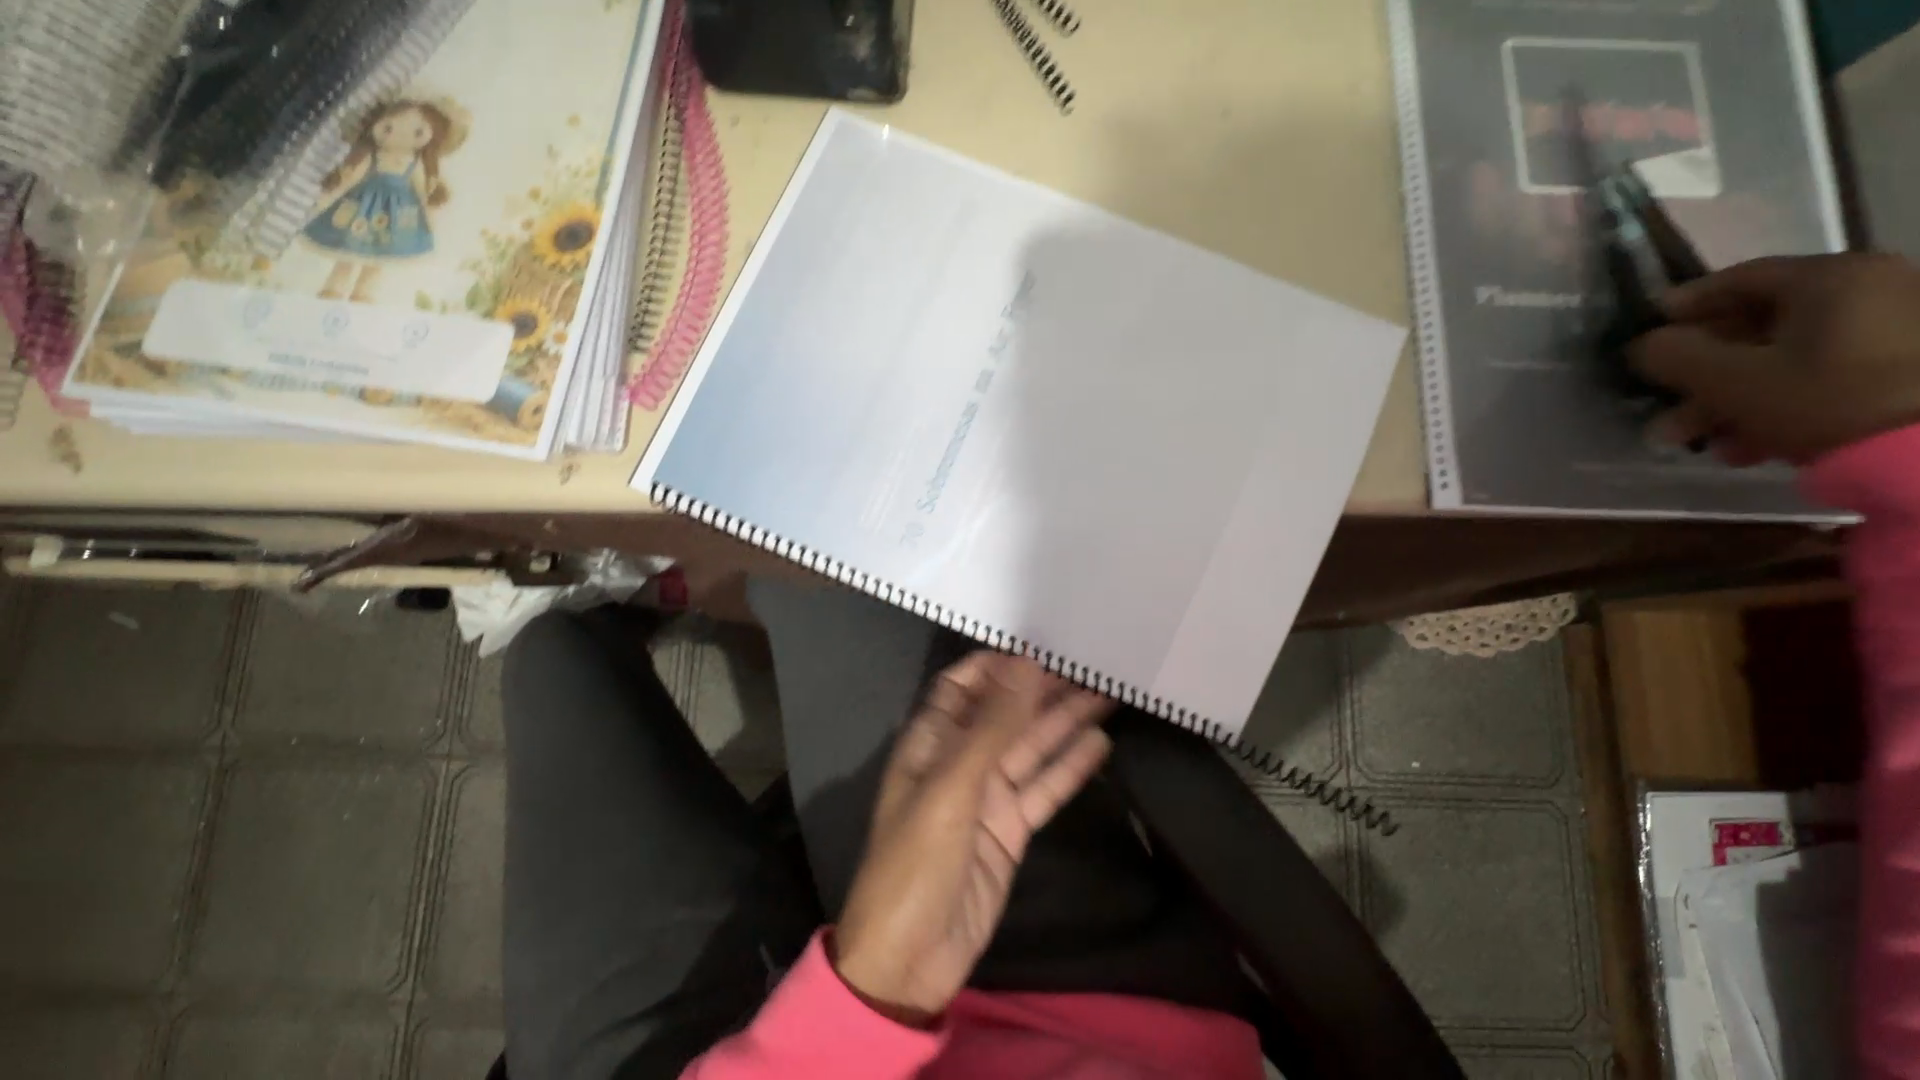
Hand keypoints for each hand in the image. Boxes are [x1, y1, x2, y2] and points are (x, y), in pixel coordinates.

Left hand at [831, 654, 1112, 1024]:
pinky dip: (1070, 767)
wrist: (909, 958)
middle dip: (1042, 688)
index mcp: (929, 744)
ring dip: (1065, 722)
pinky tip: (1100, 743)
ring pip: (1030, 748)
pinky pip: (1043, 790)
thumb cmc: (914, 865)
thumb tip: (1025, 662)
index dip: (997, 665)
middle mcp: (958, 762)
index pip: (963, 687)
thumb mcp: (950, 790)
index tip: (1042, 642)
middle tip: (1092, 662)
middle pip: (1005, 714)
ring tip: (1109, 691)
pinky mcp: (1010, 831)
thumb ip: (991, 727)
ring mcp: (987, 798)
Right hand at [1630, 253, 1919, 464]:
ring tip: (1704, 443)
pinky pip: (1825, 377)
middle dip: (1703, 375)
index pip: (1740, 278)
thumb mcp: (1730, 380)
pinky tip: (1751, 446)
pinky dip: (1781, 405)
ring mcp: (1898, 329)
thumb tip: (1643, 344)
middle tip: (1665, 409)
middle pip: (1759, 328)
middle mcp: (1873, 289)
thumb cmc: (1824, 399)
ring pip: (1787, 359)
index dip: (1683, 305)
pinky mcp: (1908, 369)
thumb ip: (1673, 356)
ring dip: (1734, 400)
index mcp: (1833, 277)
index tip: (1646, 332)